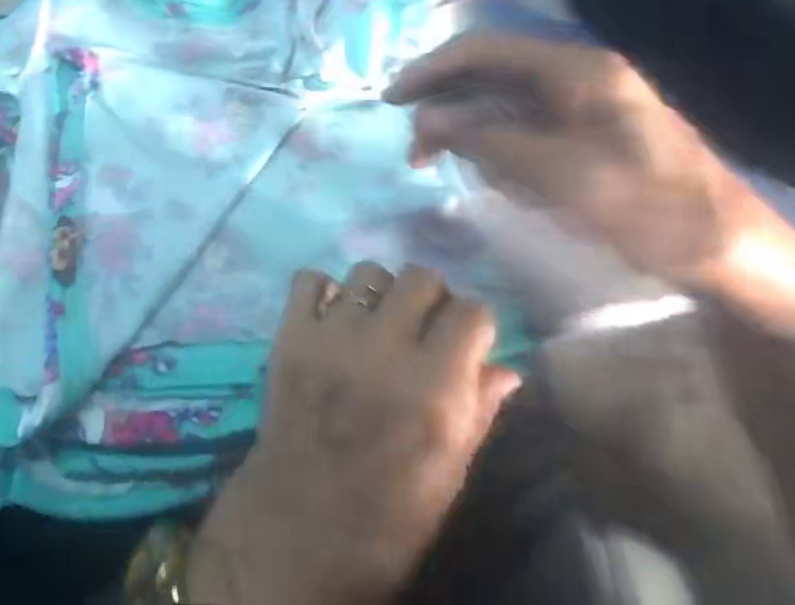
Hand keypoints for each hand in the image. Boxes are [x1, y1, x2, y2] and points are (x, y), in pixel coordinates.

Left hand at [187, 264, 519, 604]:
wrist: (299, 524)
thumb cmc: (388, 515)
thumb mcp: (449, 473)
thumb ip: (478, 410)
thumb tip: (505, 368)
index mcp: (435, 385)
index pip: (472, 311)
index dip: (474, 325)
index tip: (466, 342)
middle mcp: (384, 345)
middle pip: (420, 276)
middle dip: (430, 298)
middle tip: (421, 328)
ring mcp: (331, 333)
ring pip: (367, 271)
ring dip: (379, 292)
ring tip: (374, 323)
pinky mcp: (289, 333)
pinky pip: (308, 279)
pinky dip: (323, 290)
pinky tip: (330, 318)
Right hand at [384, 34, 794, 291]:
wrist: (736, 259)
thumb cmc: (652, 213)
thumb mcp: (561, 177)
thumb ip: (487, 141)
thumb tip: (425, 118)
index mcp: (577, 71)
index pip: (483, 49)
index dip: (430, 69)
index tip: (391, 100)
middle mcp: (577, 76)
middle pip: (488, 71)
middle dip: (442, 100)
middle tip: (408, 138)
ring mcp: (583, 104)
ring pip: (500, 99)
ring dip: (462, 125)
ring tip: (433, 160)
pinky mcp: (586, 132)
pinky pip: (521, 125)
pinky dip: (491, 143)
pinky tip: (486, 173)